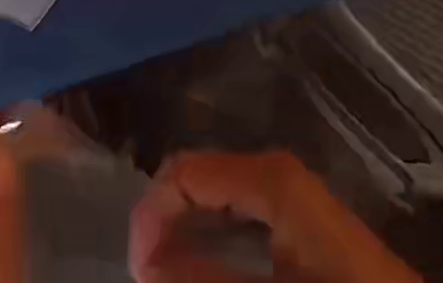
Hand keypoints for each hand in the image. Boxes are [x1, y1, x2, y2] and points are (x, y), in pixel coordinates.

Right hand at [129, 151, 419, 282]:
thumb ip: (204, 279)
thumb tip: (148, 268)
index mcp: (267, 177)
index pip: (183, 173)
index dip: (151, 216)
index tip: (139, 271)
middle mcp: (274, 170)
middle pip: (197, 178)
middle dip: (165, 221)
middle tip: (148, 271)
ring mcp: (290, 192)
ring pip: (216, 195)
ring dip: (187, 231)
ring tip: (168, 271)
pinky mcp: (302, 219)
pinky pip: (239, 212)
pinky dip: (214, 237)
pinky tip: (208, 266)